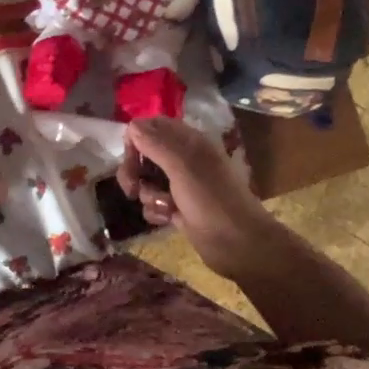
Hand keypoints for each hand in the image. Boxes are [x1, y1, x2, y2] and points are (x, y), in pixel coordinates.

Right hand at [119, 116, 281, 279]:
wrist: (238, 243)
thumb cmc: (211, 199)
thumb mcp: (182, 166)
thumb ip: (156, 143)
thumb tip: (132, 125)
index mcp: (189, 141)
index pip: (153, 126)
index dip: (137, 138)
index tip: (130, 156)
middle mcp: (184, 158)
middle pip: (146, 153)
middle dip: (134, 169)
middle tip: (131, 187)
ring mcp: (181, 185)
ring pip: (148, 181)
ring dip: (147, 194)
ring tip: (163, 205)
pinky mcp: (179, 209)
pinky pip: (154, 203)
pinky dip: (156, 210)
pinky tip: (168, 219)